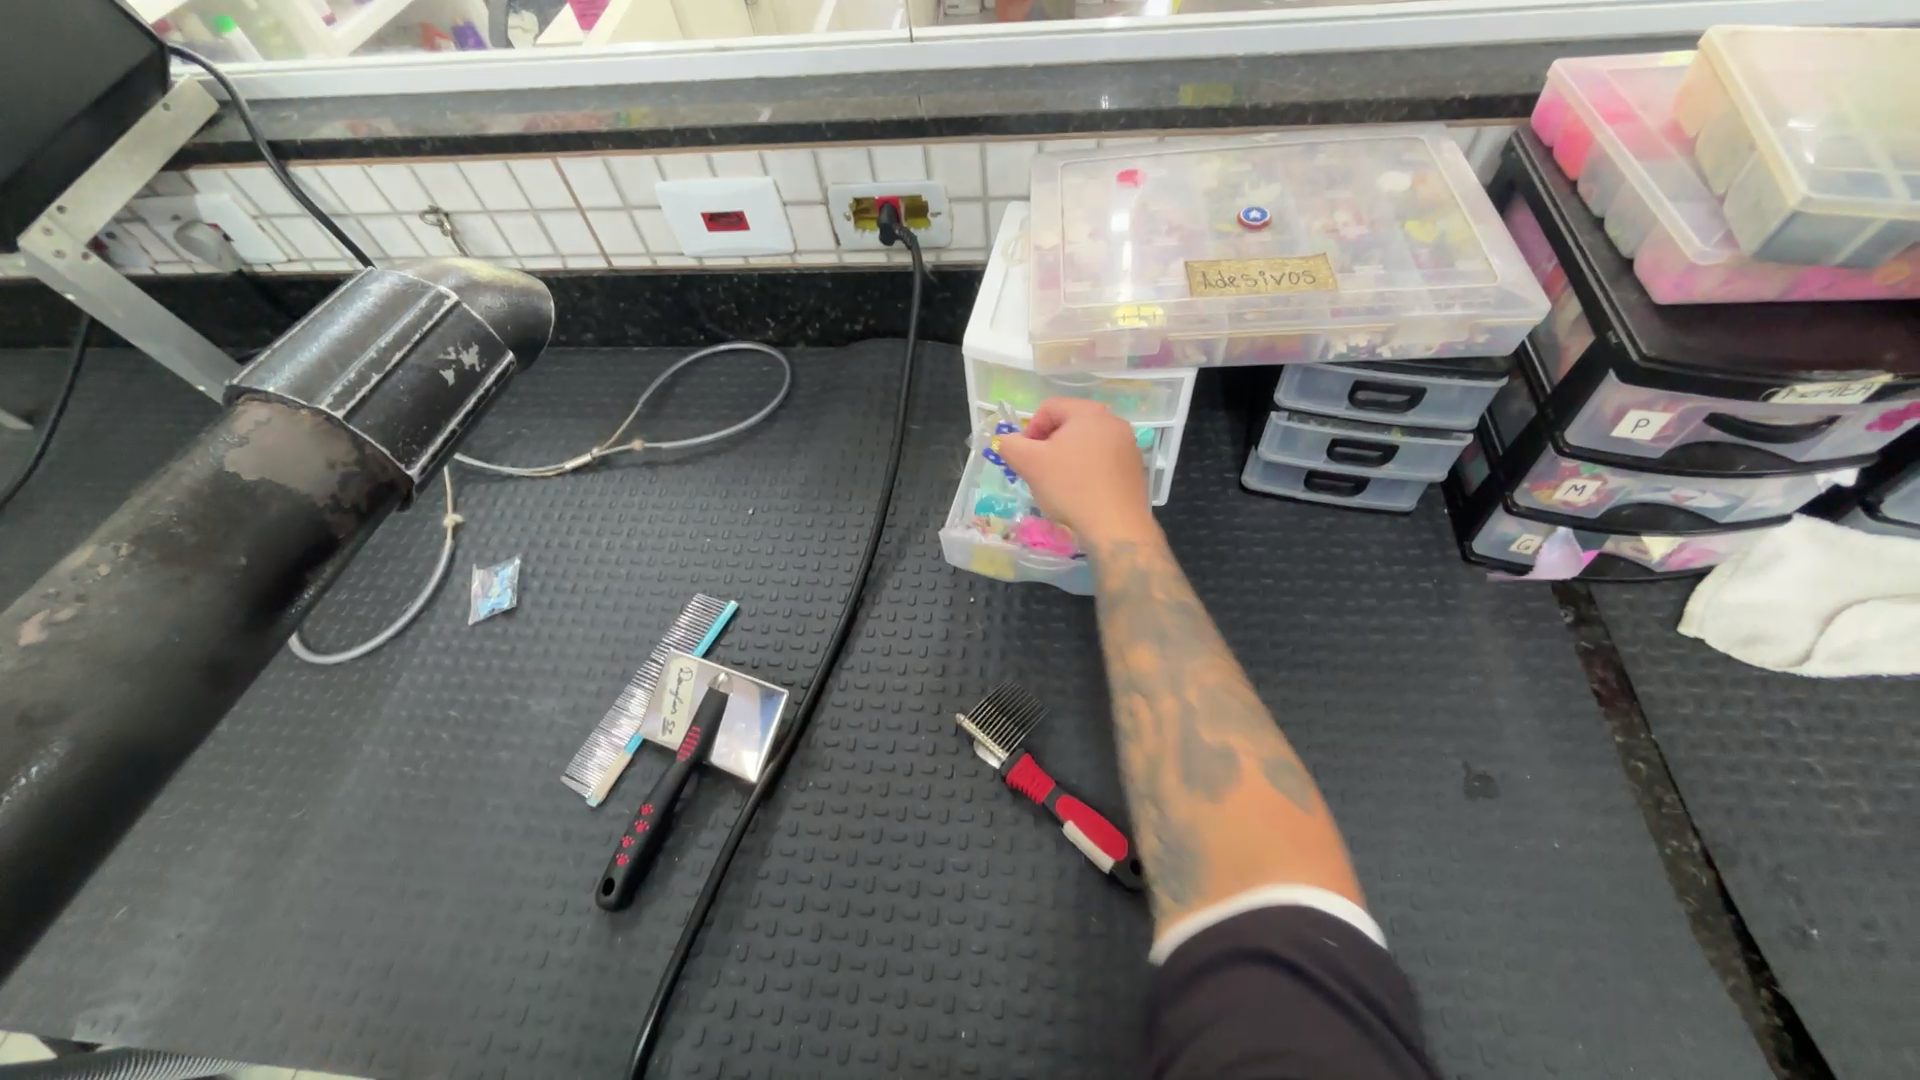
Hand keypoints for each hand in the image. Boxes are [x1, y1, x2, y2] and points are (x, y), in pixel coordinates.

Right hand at [997, 398, 1154, 547]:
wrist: (1115, 525)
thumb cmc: (1070, 487)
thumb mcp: (1029, 463)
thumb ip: (1010, 445)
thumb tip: (1007, 441)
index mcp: (1088, 412)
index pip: (1049, 409)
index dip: (1030, 430)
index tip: (1024, 457)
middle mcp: (1112, 421)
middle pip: (1069, 425)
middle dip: (1049, 446)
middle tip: (1039, 471)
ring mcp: (1128, 445)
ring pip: (1086, 444)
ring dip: (1067, 459)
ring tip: (1059, 484)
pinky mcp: (1134, 468)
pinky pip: (1103, 461)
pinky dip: (1087, 471)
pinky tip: (1081, 493)